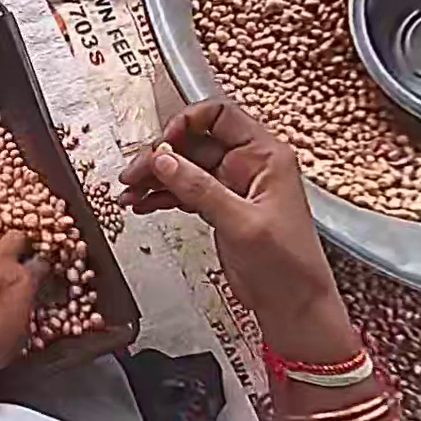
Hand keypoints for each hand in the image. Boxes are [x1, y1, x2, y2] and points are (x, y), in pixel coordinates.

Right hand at [118, 101, 351, 354]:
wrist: (292, 305)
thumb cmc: (286, 265)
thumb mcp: (241, 222)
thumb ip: (199, 188)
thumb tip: (163, 159)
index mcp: (264, 156)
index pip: (220, 116)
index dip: (185, 124)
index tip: (160, 145)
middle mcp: (247, 166)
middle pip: (192, 143)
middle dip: (158, 157)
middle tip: (131, 177)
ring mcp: (230, 187)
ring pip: (181, 168)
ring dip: (152, 178)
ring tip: (127, 194)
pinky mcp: (217, 208)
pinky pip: (181, 191)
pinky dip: (158, 197)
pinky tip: (140, 205)